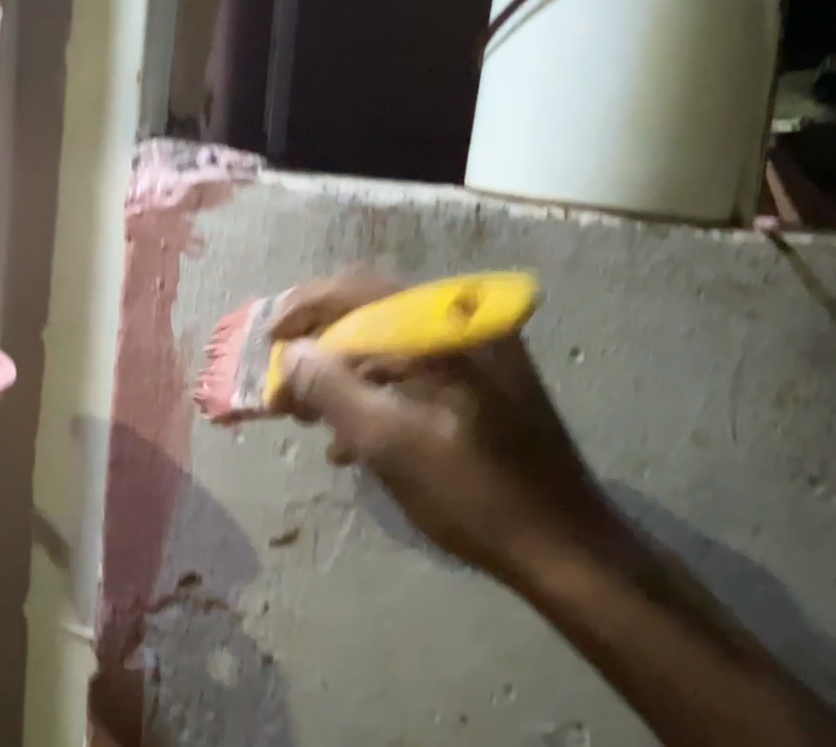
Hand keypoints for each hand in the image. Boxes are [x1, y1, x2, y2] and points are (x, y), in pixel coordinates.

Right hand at [270, 270, 635, 582]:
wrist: (565, 546)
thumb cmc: (471, 491)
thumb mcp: (387, 442)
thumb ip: (331, 388)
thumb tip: (291, 353)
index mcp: (444, 325)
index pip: (358, 287)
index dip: (304, 308)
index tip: (270, 340)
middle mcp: (464, 322)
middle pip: (373, 311)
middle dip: (322, 345)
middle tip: (287, 382)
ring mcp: (481, 350)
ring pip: (392, 342)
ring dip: (346, 372)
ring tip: (311, 415)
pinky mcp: (487, 381)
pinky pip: (418, 368)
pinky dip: (379, 390)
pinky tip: (354, 437)